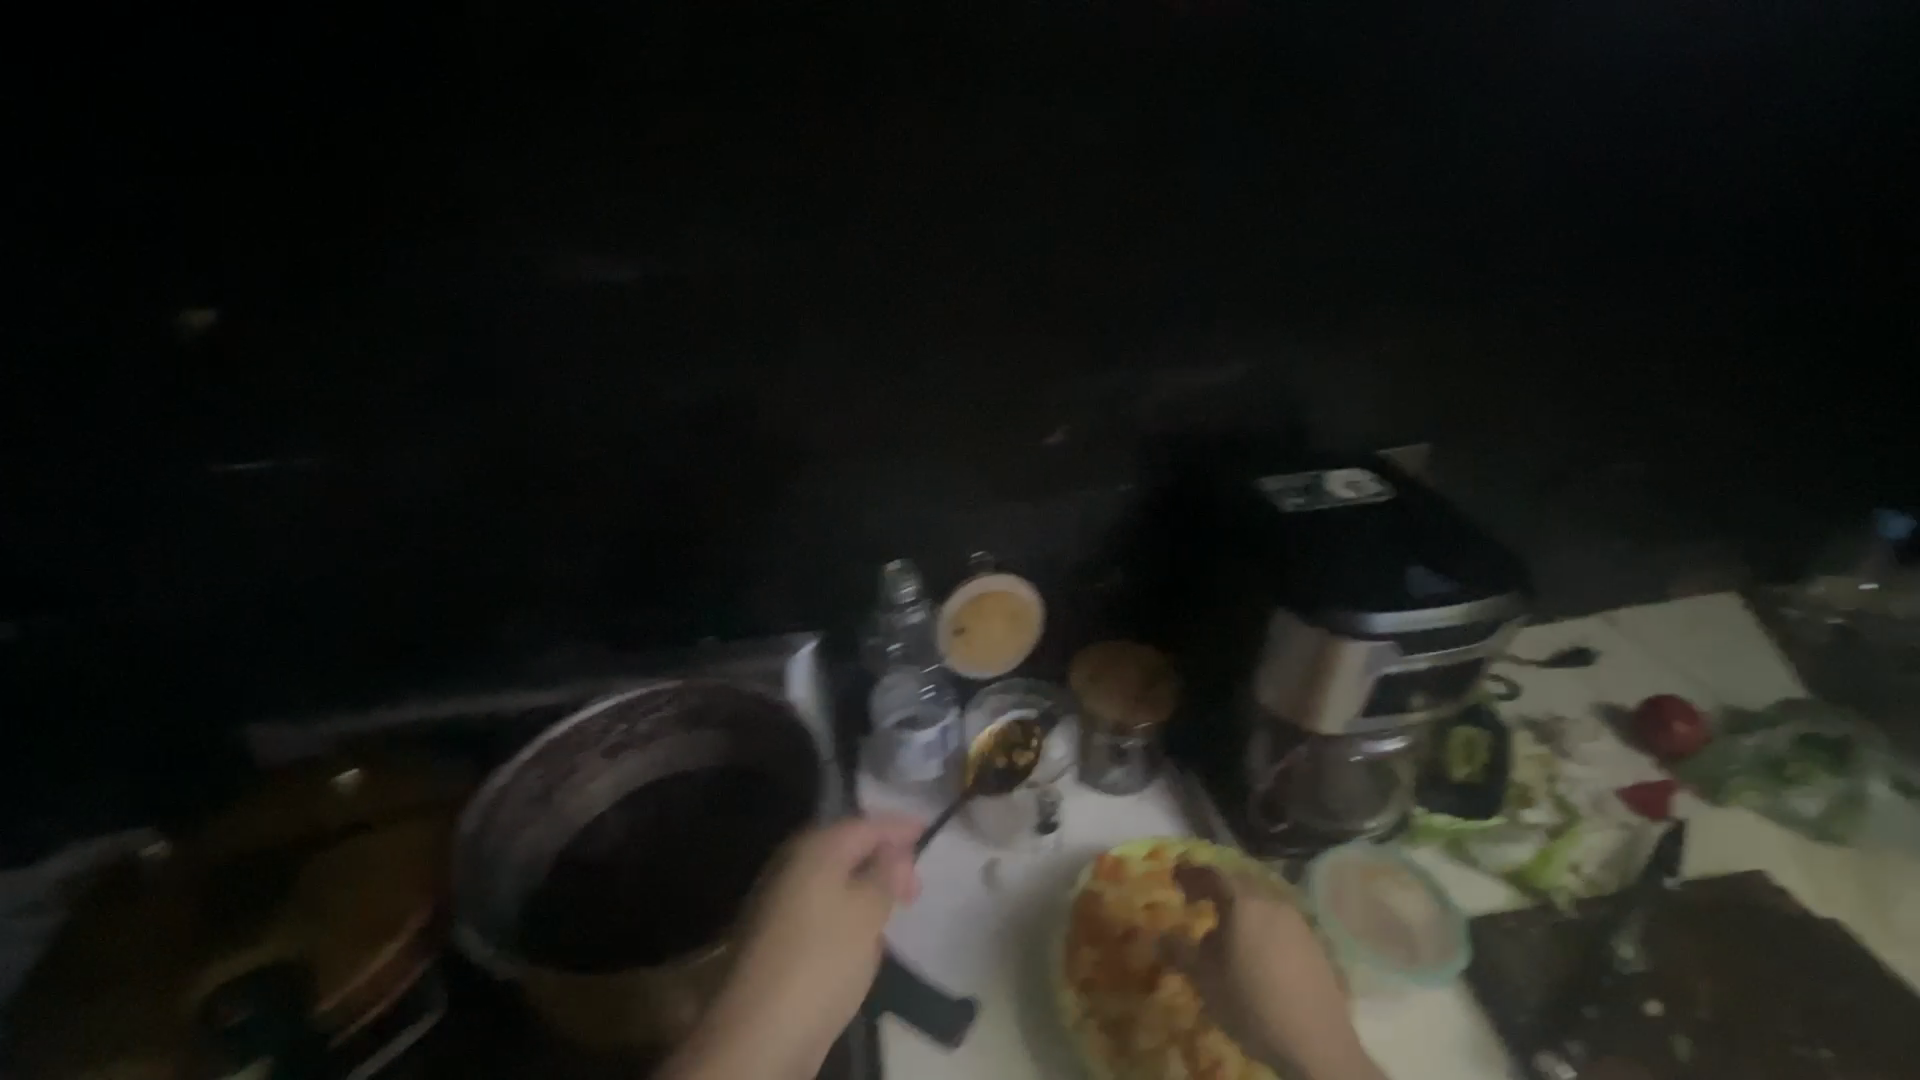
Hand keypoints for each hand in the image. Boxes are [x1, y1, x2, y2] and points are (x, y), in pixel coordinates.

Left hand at [662, 816, 922, 1079]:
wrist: (759, 1031)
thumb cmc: (822, 959)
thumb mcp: (868, 911)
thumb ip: (886, 873)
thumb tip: (894, 851)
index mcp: (814, 847)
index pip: (865, 824)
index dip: (899, 827)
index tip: (927, 831)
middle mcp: (791, 863)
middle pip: (845, 848)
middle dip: (882, 858)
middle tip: (913, 883)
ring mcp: (777, 898)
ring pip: (832, 878)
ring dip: (864, 885)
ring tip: (892, 904)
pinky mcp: (774, 934)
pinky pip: (820, 905)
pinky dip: (844, 908)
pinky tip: (860, 931)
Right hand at [1162, 865, 1384, 1079]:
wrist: (1316, 1044)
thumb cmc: (1251, 1003)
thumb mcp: (1204, 979)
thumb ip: (1180, 952)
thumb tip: (1160, 936)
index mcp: (1243, 902)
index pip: (1212, 874)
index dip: (1191, 873)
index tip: (1175, 878)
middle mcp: (1272, 902)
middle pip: (1239, 883)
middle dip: (1216, 888)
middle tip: (1197, 901)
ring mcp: (1298, 923)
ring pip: (1261, 903)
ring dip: (1240, 908)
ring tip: (1225, 931)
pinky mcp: (1314, 945)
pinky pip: (1279, 922)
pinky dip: (1260, 926)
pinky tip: (1255, 953)